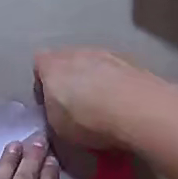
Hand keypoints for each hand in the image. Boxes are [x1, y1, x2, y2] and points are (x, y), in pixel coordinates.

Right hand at [33, 47, 177, 149]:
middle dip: (69, 79)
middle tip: (76, 104)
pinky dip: (116, 83)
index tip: (48, 102)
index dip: (42, 82)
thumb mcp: (57, 126)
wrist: (139, 110)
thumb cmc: (87, 120)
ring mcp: (107, 53)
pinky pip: (117, 71)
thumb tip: (58, 109)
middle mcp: (77, 52)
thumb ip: (52, 111)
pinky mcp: (133, 61)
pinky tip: (123, 104)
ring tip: (103, 105)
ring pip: (94, 64)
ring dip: (95, 79)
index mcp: (52, 66)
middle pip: (67, 60)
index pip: (38, 63)